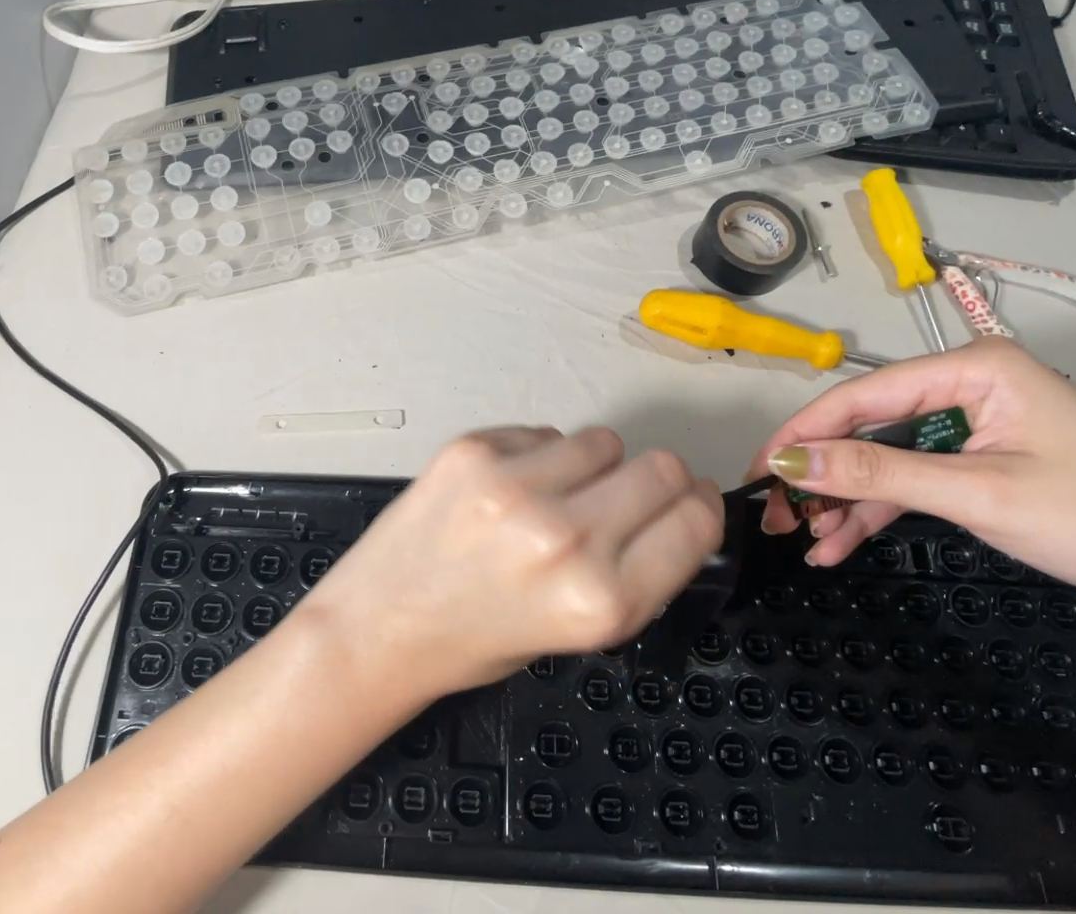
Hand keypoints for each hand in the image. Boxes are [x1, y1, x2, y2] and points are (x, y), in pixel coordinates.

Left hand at [305, 427, 723, 699]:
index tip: (689, 504)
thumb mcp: (576, 635)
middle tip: (622, 499)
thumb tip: (677, 510)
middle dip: (656, 483)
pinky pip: (543, 432)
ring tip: (553, 496)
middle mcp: (566, 540)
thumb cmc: (473, 643)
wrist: (377, 629)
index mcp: (601, 602)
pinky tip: (507, 490)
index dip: (698, 509)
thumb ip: (634, 575)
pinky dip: (538, 455)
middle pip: (662, 468)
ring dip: (593, 466)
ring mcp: (516, 488)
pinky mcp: (473, 453)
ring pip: (604, 441)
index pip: (695, 523)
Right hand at [747, 337, 1075, 620]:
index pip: (863, 396)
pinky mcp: (984, 465)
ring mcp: (976, 427)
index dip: (804, 434)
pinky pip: (913, 482)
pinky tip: (840, 543)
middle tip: (775, 514)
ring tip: (806, 542)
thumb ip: (877, 475)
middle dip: (822, 475)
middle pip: (869, 429)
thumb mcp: (978, 495)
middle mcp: (968, 387)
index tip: (758, 472)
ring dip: (845, 503)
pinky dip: (878, 513)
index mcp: (973, 368)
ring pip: (885, 461)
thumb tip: (790, 463)